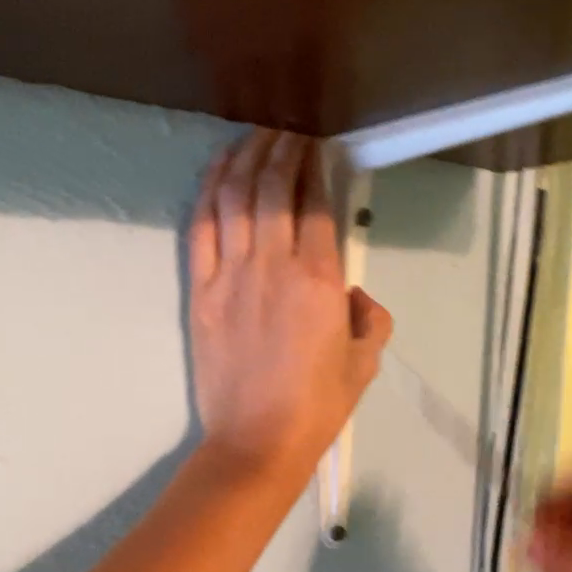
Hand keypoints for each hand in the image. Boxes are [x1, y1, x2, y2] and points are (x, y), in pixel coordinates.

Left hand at [188, 129, 392, 478]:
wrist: (257, 442)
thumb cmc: (317, 408)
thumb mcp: (364, 364)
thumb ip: (370, 319)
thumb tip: (355, 293)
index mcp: (320, 280)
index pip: (317, 205)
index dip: (317, 168)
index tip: (319, 146)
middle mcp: (274, 265)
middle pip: (275, 187)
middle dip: (283, 148)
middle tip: (290, 129)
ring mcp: (231, 275)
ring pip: (235, 197)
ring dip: (245, 157)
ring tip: (255, 134)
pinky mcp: (201, 291)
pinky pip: (203, 227)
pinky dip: (209, 190)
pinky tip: (218, 167)